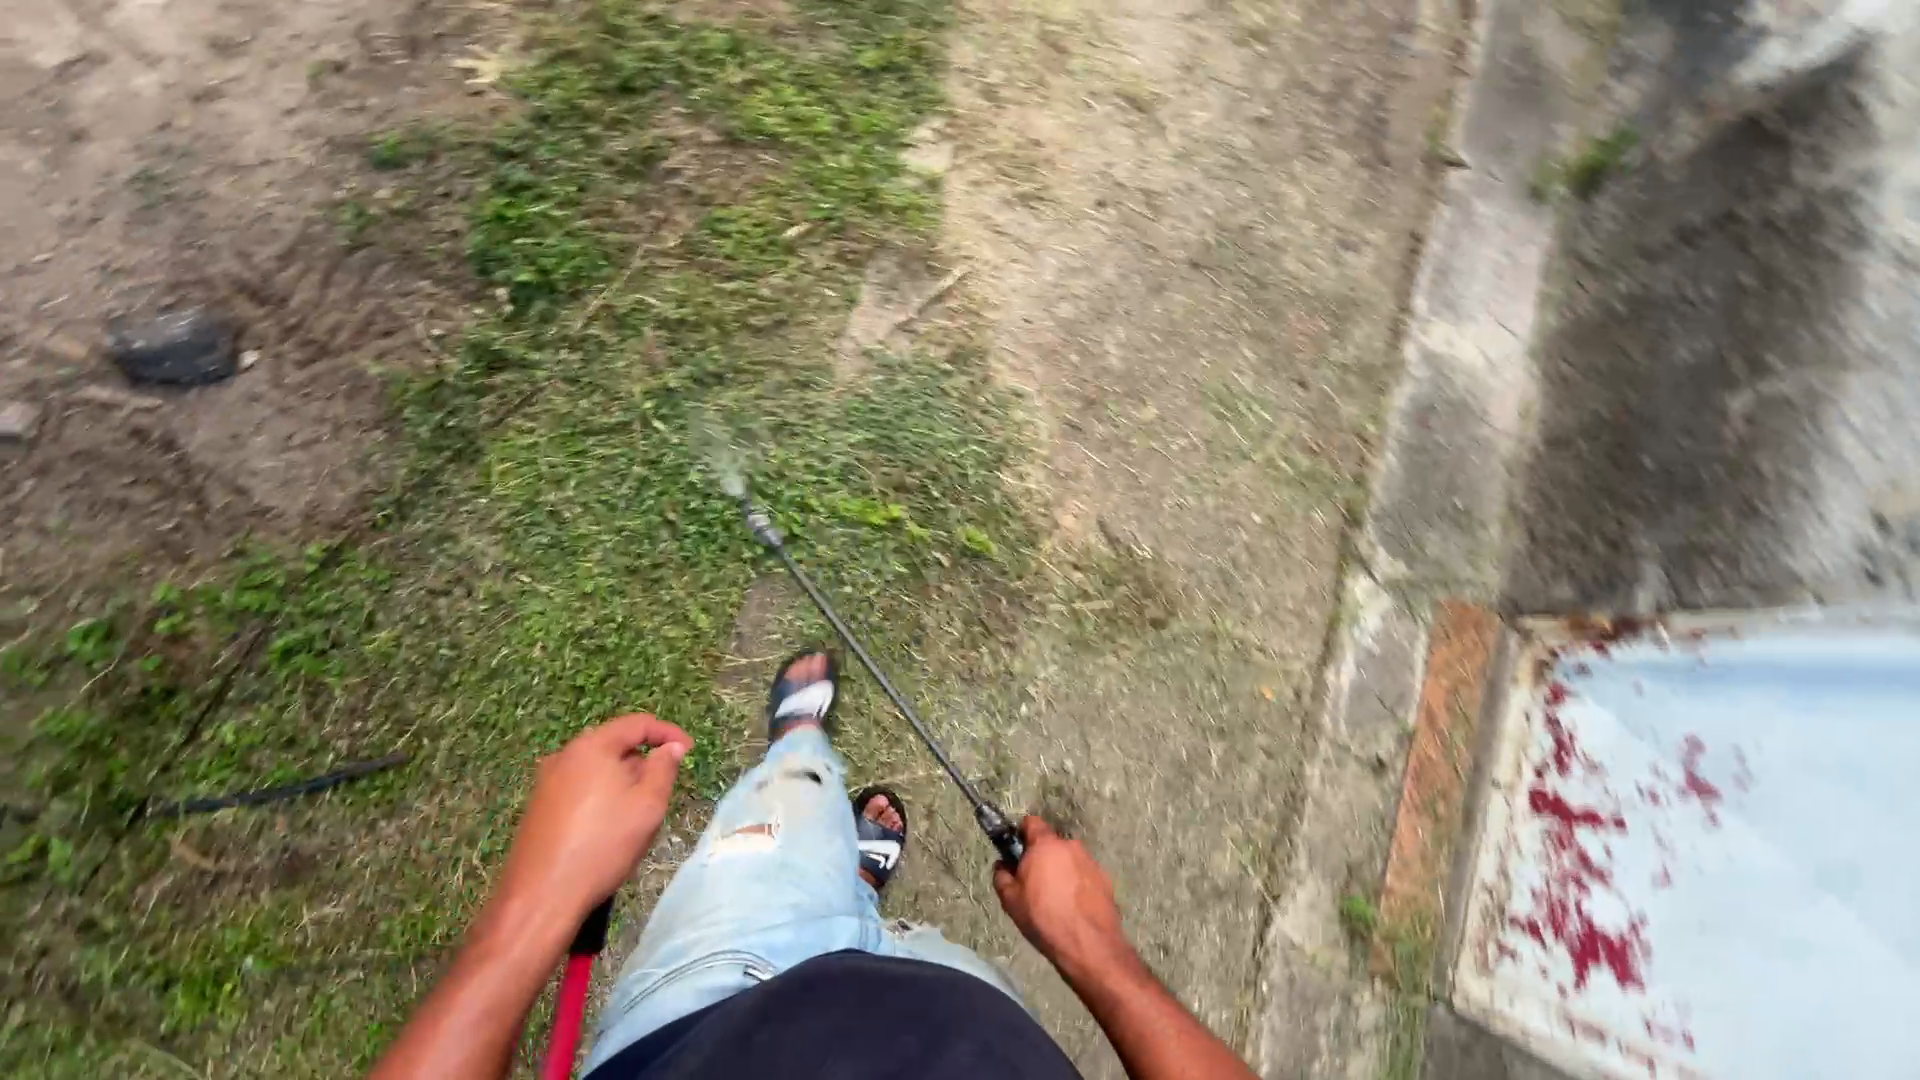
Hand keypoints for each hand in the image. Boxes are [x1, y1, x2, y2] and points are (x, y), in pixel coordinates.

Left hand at [494, 714, 691, 929]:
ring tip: (638, 813)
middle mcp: (564, 756)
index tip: (690, 751)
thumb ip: (664, 768)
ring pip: (598, 769)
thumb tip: (670, 747)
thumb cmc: (603, 844)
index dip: (668, 733)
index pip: (637, 723)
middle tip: (663, 788)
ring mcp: (546, 783)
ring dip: (623, 781)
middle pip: (615, 744)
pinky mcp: (539, 808)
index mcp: (592, 747)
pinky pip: (581, 787)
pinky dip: (602, 795)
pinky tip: (609, 828)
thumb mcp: (648, 804)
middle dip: (644, 760)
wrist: (541, 898)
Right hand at [993, 816, 1136, 979]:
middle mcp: (1070, 846)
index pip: (1031, 822)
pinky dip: (1077, 884)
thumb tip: (1003, 865)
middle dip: (1042, 857)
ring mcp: (1090, 861)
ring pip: (1068, 860)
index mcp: (1045, 845)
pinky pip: (1084, 874)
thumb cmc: (1044, 918)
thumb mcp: (1011, 901)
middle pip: (1051, 844)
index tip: (1018, 853)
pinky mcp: (1105, 878)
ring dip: (1061, 871)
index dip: (1022, 834)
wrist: (1089, 944)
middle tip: (1034, 883)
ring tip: (1056, 900)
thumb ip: (1002, 876)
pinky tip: (1074, 907)